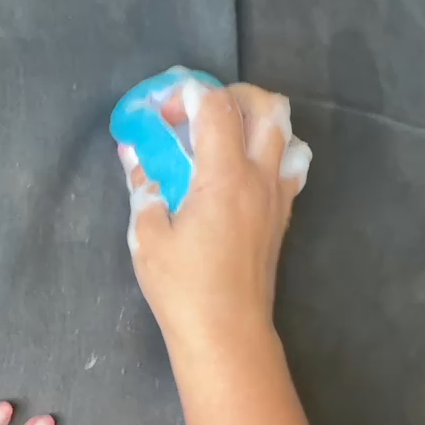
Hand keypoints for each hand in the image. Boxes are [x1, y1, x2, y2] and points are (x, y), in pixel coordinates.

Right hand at [117, 81, 308, 345]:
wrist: (226, 330)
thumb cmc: (182, 287)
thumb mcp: (147, 238)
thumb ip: (143, 189)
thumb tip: (134, 156)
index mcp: (224, 176)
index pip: (216, 108)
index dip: (187, 94)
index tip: (159, 107)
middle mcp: (260, 175)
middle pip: (264, 105)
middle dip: (227, 94)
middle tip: (193, 112)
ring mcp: (277, 193)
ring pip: (284, 129)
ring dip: (253, 117)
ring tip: (220, 135)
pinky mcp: (282, 213)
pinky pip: (290, 161)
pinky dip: (269, 148)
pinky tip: (242, 167)